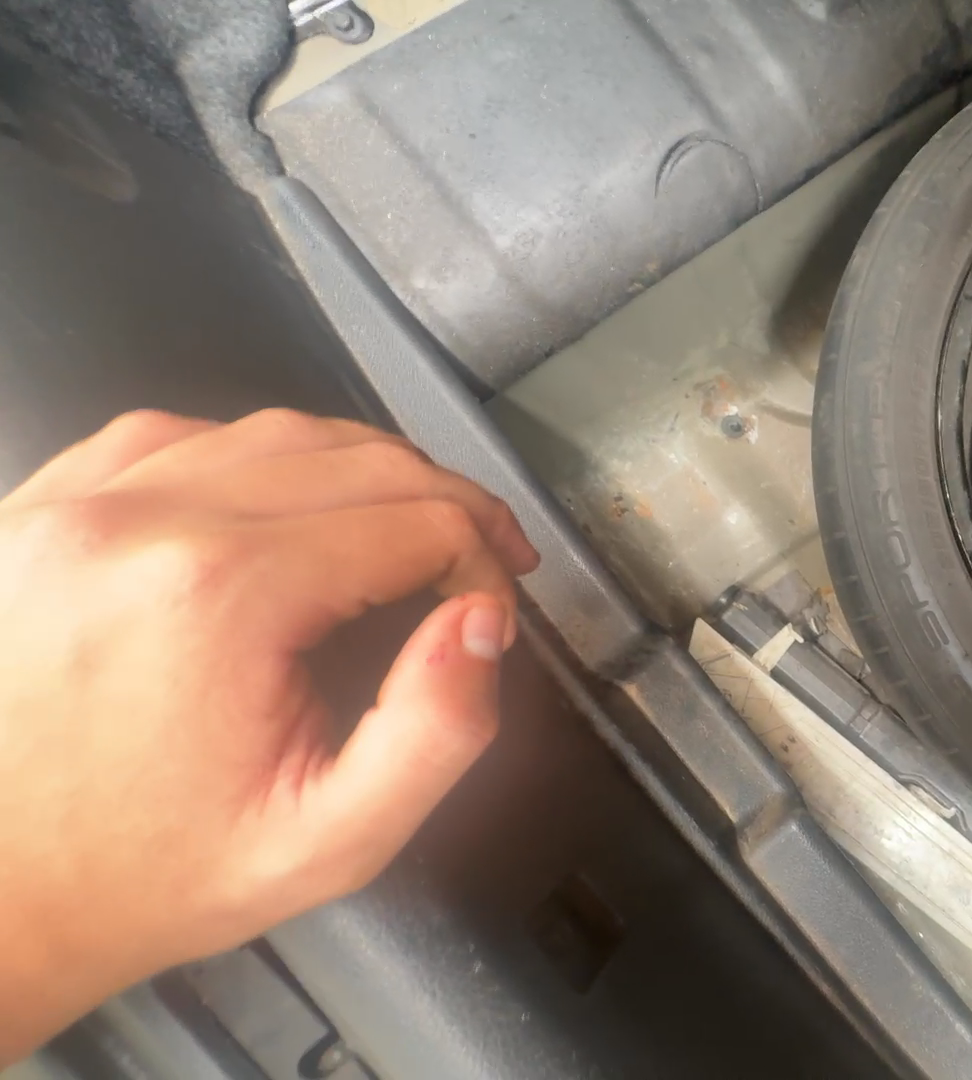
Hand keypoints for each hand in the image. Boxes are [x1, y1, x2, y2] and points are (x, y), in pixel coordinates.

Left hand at [0, 409, 538, 1060]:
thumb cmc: (159, 875)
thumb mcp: (340, 837)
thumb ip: (443, 728)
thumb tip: (482, 620)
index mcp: (220, 592)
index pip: (429, 524)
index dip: (490, 570)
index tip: (489, 625)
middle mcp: (139, 521)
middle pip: (376, 464)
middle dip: (464, 511)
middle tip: (495, 565)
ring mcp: (75, 502)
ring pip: (298, 436)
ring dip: (389, 478)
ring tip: (426, 531)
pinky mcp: (41, 506)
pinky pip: (201, 438)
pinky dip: (287, 463)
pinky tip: (311, 510)